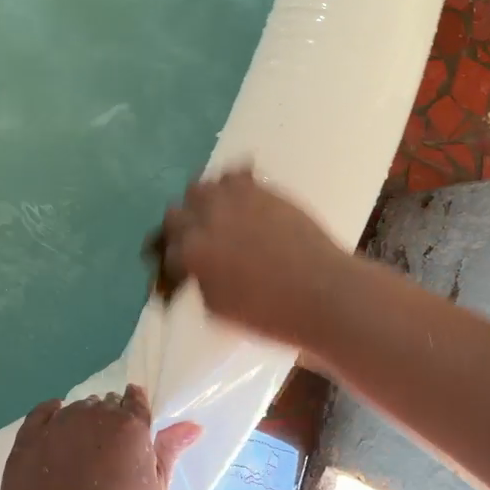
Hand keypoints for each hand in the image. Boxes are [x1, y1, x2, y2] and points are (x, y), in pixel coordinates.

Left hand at [0, 386, 200, 489]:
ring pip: (75, 411)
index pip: (135, 400)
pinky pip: (41, 413)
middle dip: (109, 424)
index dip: (135, 414)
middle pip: (104, 406)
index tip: (133, 434)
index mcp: (130, 426)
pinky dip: (50, 417)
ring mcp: (56, 427)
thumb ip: (169, 452)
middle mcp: (93, 416)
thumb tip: (193, 425)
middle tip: (108, 461)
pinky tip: (54, 436)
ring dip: (82, 424)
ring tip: (81, 463)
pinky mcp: (25, 443)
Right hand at [158, 168, 362, 346]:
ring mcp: (235, 200)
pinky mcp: (262, 190)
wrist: (323, 293)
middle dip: (183, 226)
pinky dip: (233, 184)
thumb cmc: (272, 314)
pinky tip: (241, 198)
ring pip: (202, 187)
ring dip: (204, 202)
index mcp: (192, 254)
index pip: (166, 247)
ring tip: (218, 216)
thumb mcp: (221, 310)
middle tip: (198, 240)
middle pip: (176, 212)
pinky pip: (236, 174)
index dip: (173, 258)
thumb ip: (200, 282)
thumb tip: (196, 271)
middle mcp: (206, 220)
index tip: (182, 266)